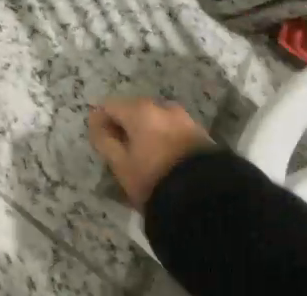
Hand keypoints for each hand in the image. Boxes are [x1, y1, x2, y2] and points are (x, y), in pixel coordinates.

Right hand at [88, 98, 212, 209]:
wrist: (211, 200)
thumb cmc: (155, 179)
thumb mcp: (120, 164)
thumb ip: (103, 139)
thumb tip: (95, 121)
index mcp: (138, 109)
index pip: (108, 106)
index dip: (101, 124)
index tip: (104, 146)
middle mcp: (162, 107)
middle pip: (133, 111)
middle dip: (127, 128)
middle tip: (125, 155)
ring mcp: (185, 120)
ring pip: (156, 121)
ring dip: (149, 134)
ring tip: (149, 160)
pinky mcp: (204, 135)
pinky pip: (175, 132)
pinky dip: (167, 141)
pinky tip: (169, 162)